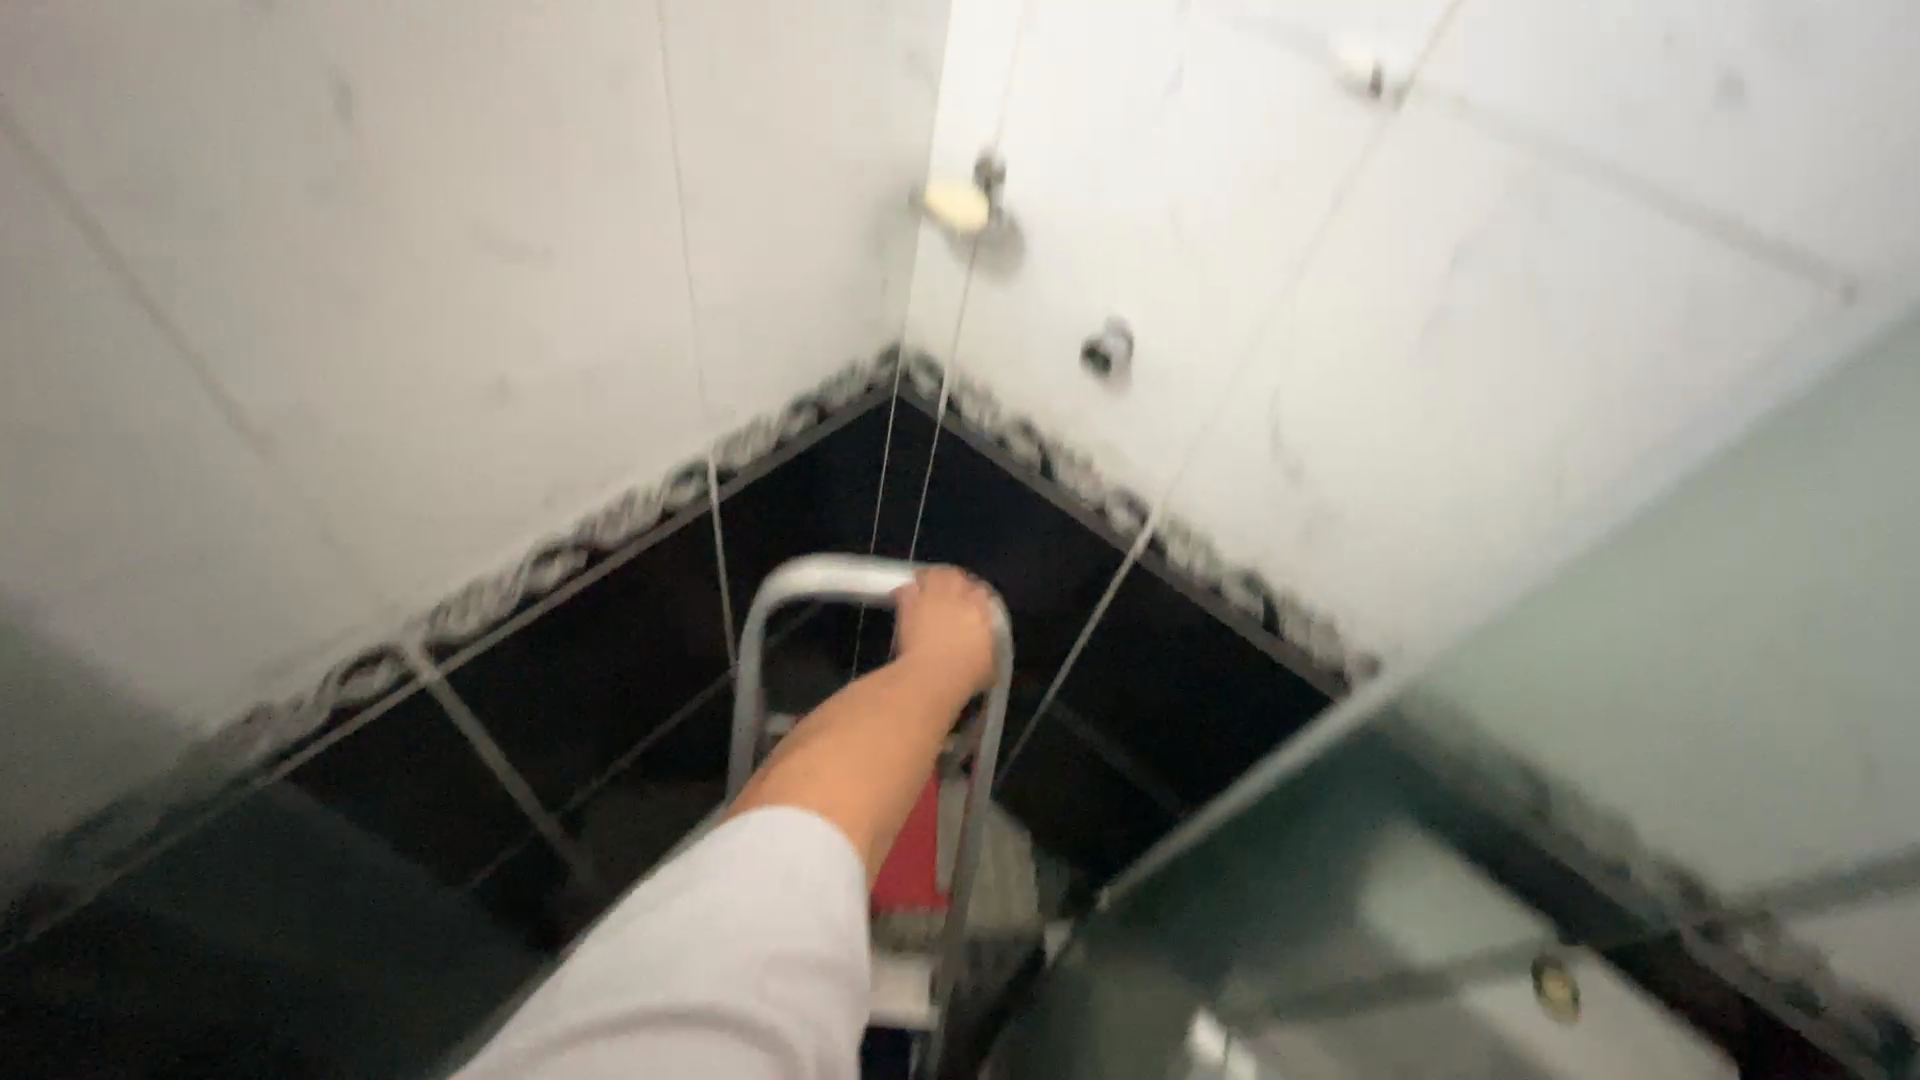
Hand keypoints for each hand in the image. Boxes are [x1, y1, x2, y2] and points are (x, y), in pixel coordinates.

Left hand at [893, 566, 996, 699]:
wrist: (933, 676)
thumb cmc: (965, 676)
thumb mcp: (989, 667)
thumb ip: (988, 651)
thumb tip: (984, 651)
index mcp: (982, 609)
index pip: (982, 590)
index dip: (976, 595)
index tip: (972, 603)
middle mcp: (959, 595)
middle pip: (957, 575)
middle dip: (953, 580)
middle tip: (948, 592)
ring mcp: (932, 595)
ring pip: (932, 574)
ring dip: (930, 579)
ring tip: (926, 586)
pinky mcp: (909, 602)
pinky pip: (908, 588)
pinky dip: (907, 592)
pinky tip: (905, 599)